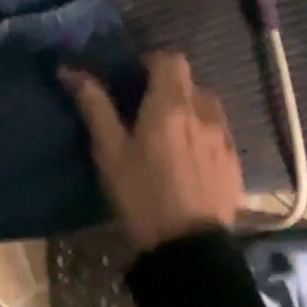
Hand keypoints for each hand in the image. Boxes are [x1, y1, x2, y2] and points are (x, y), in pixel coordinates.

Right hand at [61, 52, 242, 251]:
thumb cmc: (141, 193)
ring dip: (189, 111)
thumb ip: (94, 106)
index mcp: (171, 106)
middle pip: (191, 83)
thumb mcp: (108, 150)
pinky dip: (202, 135)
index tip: (131, 77)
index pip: (171, 60)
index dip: (152, 62)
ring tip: (167, 135)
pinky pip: (219, 134)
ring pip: (208, 108)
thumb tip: (70, 70)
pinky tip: (186, 160)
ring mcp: (226, 140)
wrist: (188, 246)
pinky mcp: (235, 164)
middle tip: (143, 110)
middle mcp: (205, 115)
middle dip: (169, 88)